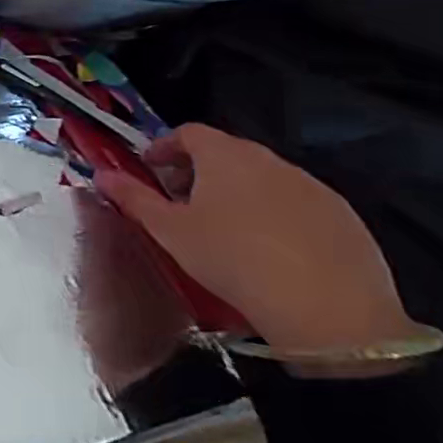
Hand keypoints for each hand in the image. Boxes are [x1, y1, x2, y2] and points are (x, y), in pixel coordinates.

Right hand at [96, 124, 420, 352]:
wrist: (329, 309)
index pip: (188, 132)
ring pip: (261, 177)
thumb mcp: (170, 231)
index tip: (150, 167)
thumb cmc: (232, 259)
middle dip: (198, 169)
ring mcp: (310, 185)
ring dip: (237, 190)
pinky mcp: (341, 214)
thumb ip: (134, 198)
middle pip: (225, 152)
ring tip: (223, 227)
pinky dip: (273, 211)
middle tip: (180, 200)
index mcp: (224, 155)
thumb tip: (101, 175)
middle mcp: (269, 159)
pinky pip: (295, 201)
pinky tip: (268, 247)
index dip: (164, 146)